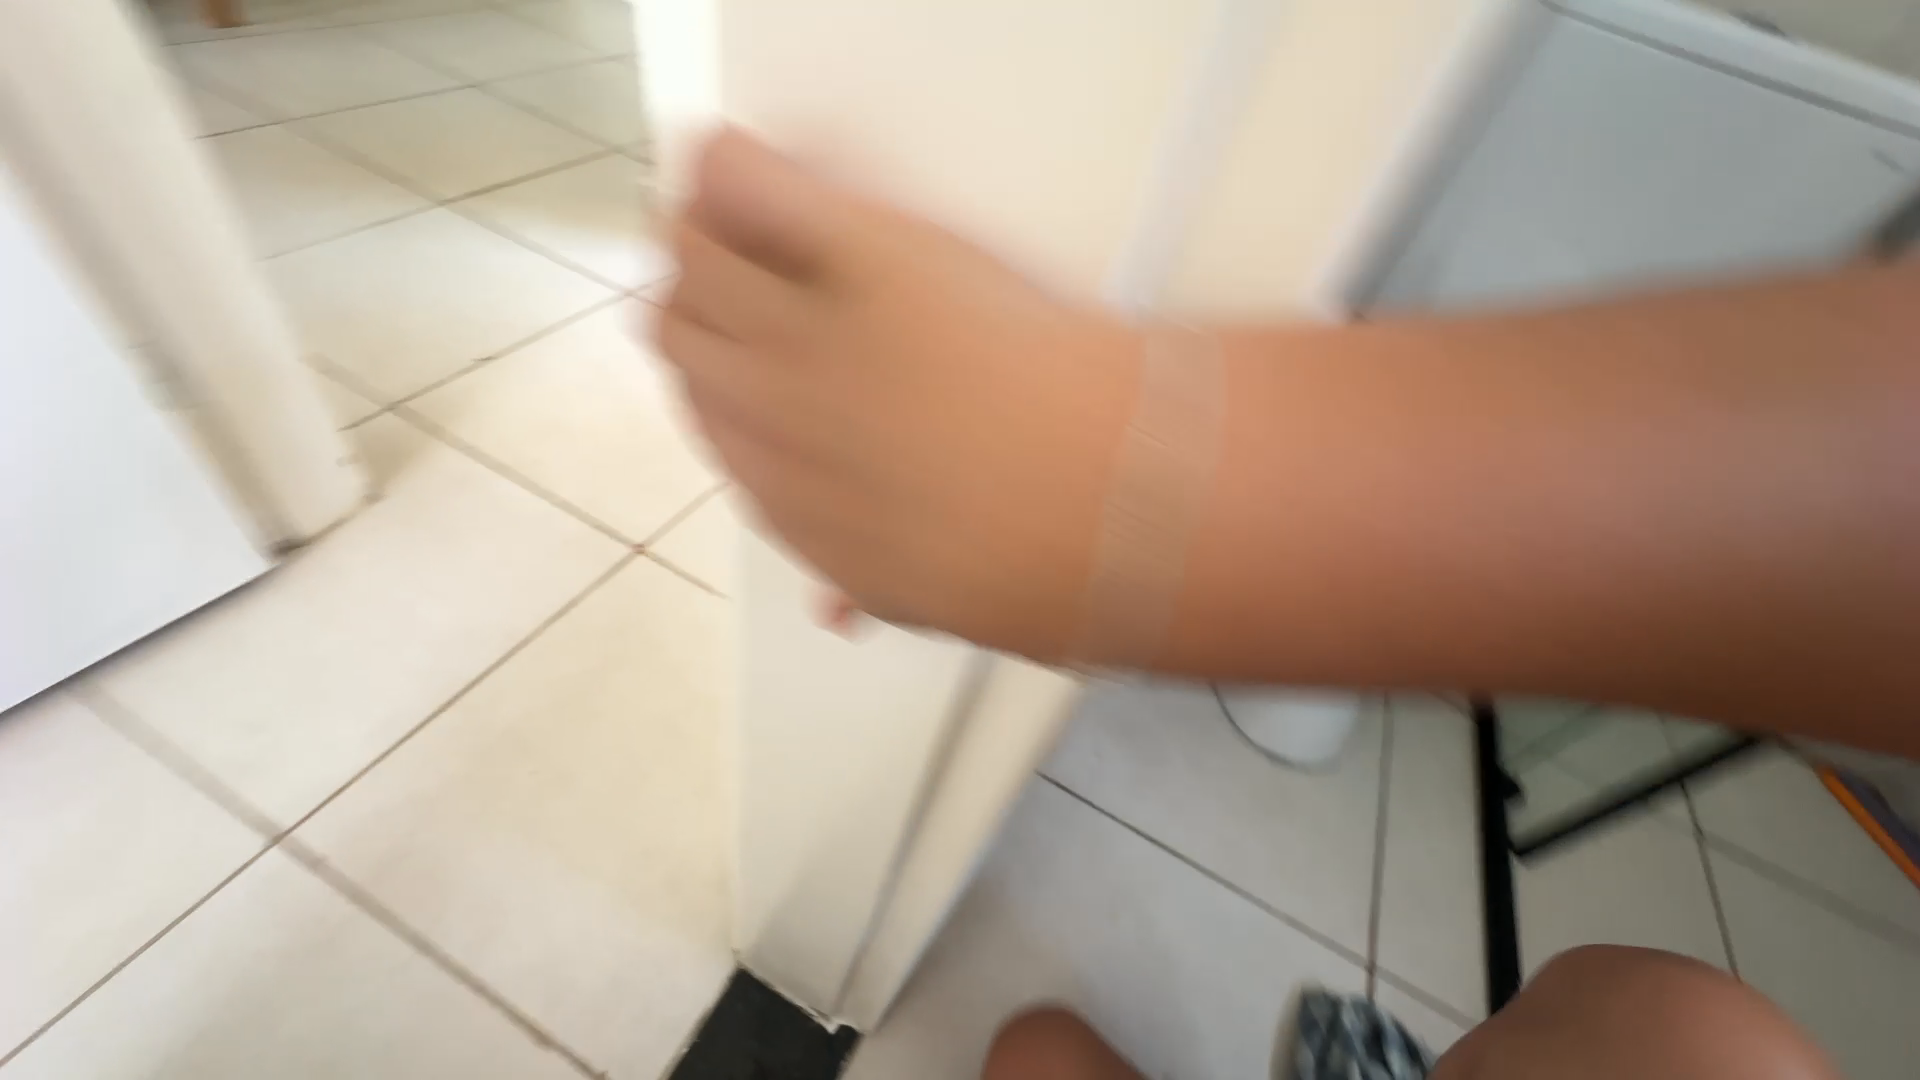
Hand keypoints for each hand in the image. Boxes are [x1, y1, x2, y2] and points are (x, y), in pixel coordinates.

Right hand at [652, 130, 1141, 658]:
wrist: (1103, 502)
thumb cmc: (1029, 557)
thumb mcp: (925, 599)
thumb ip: (863, 588)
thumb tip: (833, 611)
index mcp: (783, 496)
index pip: (707, 414)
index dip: (721, 373)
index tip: (747, 346)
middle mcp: (770, 410)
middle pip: (681, 331)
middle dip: (701, 301)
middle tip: (737, 269)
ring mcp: (806, 329)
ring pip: (693, 255)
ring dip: (707, 230)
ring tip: (744, 213)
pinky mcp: (861, 252)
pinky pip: (743, 183)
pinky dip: (732, 167)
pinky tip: (740, 164)